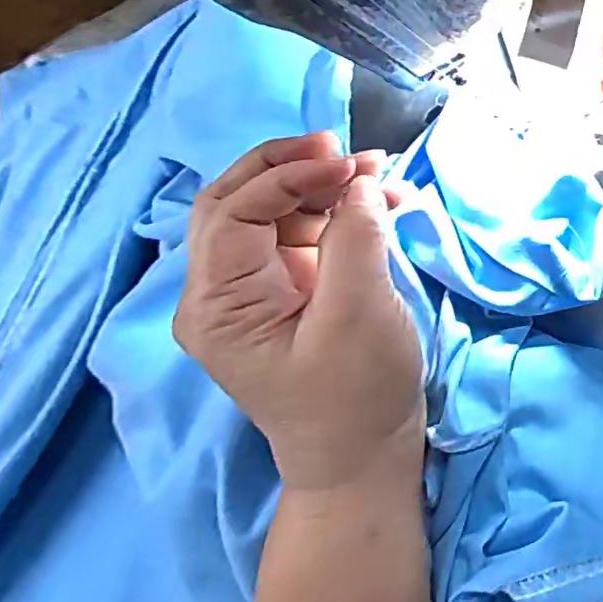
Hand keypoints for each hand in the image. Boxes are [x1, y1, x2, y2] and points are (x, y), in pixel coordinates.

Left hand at [173, 133, 423, 492]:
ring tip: (379, 174)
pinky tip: (384, 202)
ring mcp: (260, 288)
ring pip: (277, 210)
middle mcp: (225, 290)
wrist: (366, 453)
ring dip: (325, 185)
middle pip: (239, 201)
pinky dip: (342, 210)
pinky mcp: (295, 288)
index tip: (352, 165)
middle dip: (290, 165)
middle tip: (341, 147)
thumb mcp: (359, 314)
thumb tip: (360, 181)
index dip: (291, 175)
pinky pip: (308, 231)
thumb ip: (356, 238)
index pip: (235, 212)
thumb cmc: (356, 394)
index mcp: (218, 304)